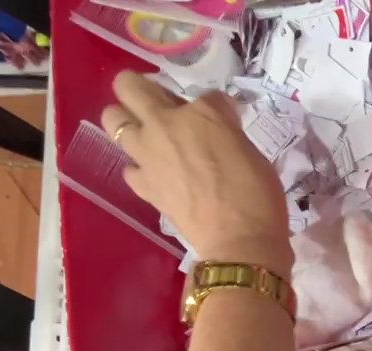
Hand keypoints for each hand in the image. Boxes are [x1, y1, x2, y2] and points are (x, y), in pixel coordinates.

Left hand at [101, 71, 291, 270]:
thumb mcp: (254, 156)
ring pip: (112, 118)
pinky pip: (130, 169)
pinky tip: (157, 177)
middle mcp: (164, 124)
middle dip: (144, 90)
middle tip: (165, 109)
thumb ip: (230, 135)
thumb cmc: (258, 198)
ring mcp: (149, 155)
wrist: (241, 244)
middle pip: (129, 85)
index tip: (227, 122)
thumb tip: (222, 131)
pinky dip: (140, 170)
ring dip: (128, 123)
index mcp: (201, 114)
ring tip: (151, 139)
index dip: (217, 107)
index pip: (204, 95)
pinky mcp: (145, 187)